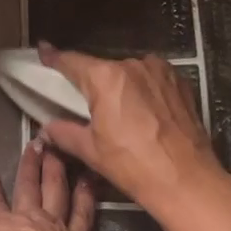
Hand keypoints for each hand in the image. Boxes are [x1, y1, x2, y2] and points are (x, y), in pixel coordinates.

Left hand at [0, 137, 101, 230]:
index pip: (83, 216)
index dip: (85, 195)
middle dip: (57, 168)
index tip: (87, 176)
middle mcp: (53, 228)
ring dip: (30, 165)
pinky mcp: (1, 224)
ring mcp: (27, 220)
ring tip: (32, 145)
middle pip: (57, 191)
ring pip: (29, 186)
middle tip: (57, 149)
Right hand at [38, 42, 227, 208]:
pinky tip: (146, 111)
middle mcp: (131, 66)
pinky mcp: (179, 82)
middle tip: (89, 104)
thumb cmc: (133, 165)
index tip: (43, 50)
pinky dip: (144, 88)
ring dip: (121, 85)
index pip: (71, 61)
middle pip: (102, 68)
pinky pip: (152, 78)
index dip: (54, 57)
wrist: (187, 181)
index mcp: (104, 78)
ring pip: (128, 72)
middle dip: (93, 82)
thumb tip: (46, 128)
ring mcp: (158, 72)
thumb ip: (64, 133)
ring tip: (123, 112)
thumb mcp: (91, 151)